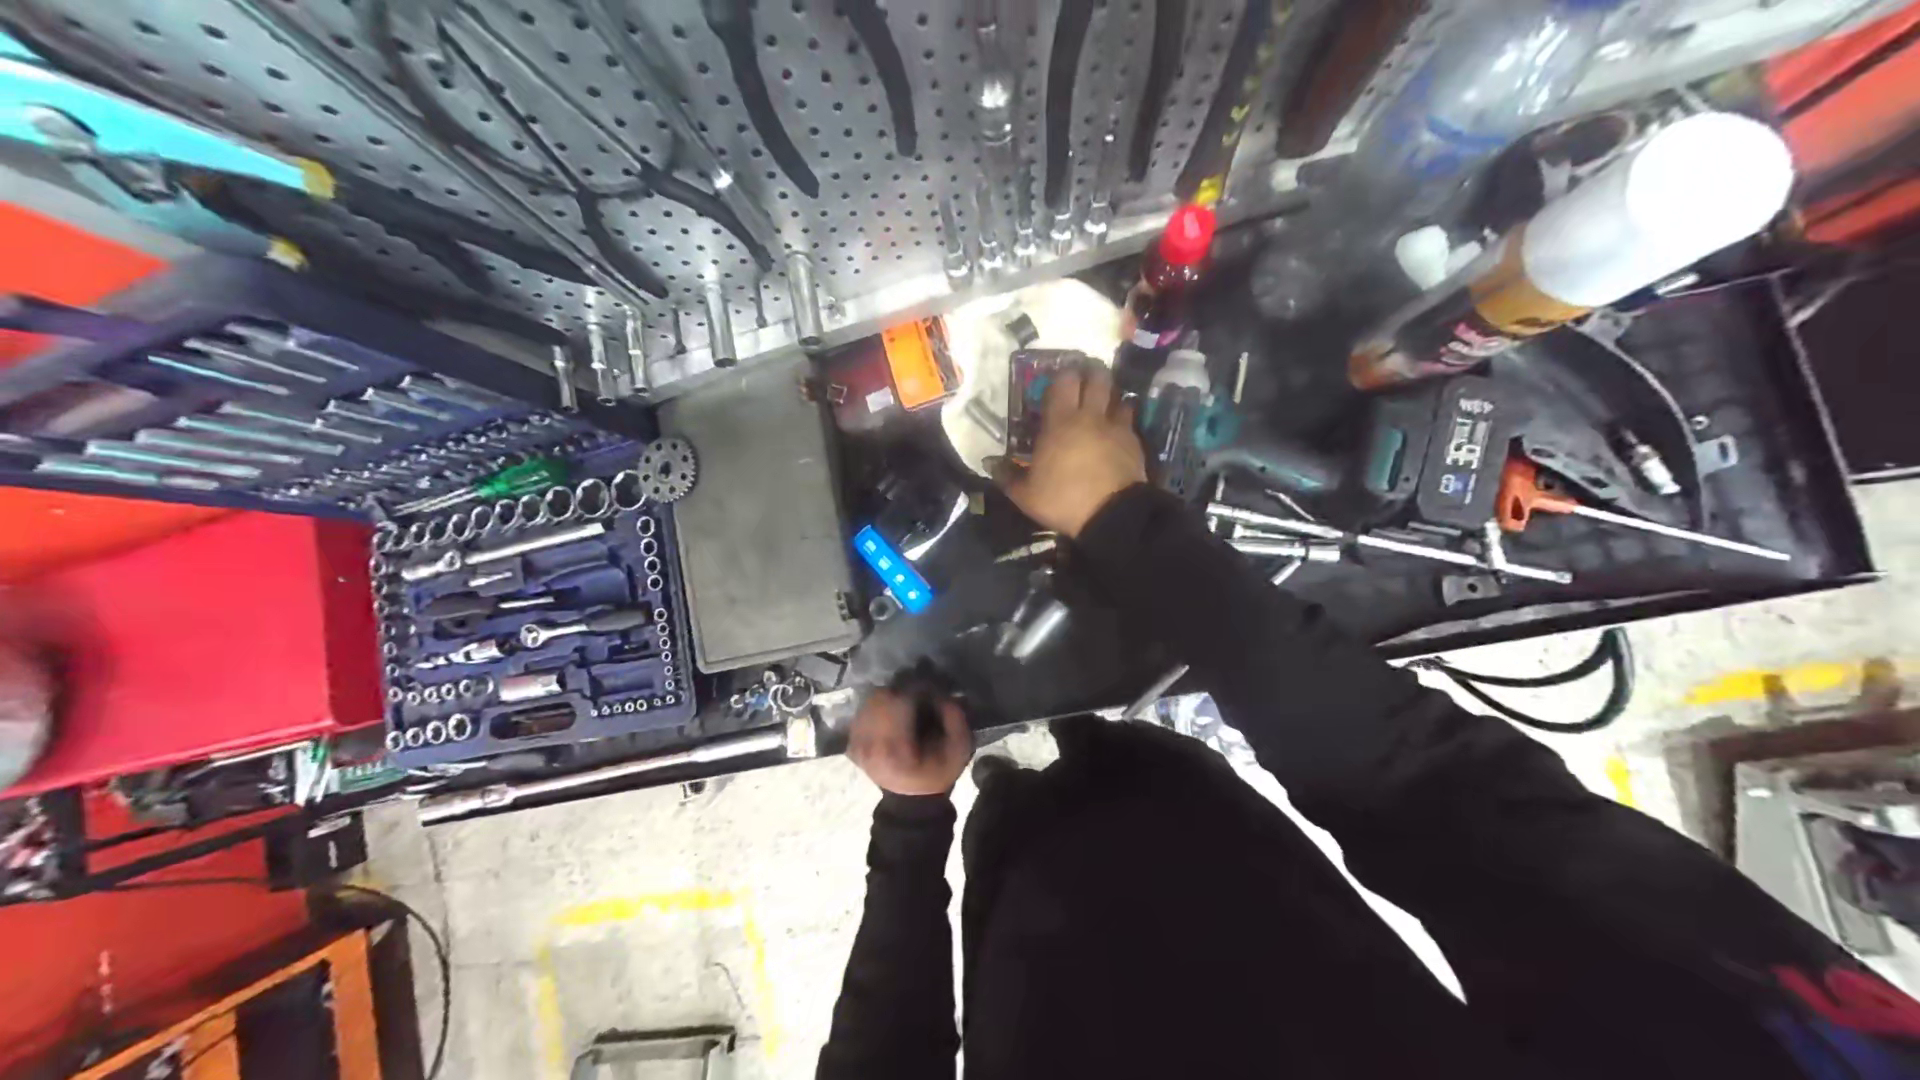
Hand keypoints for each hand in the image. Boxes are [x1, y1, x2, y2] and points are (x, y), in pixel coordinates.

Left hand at [846, 687, 973, 795]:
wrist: (912, 800)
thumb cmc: (937, 774)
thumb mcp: (959, 749)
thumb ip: (954, 718)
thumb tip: (942, 695)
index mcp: (895, 746)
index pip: (901, 700)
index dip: (919, 691)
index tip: (932, 696)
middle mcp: (869, 743)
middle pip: (881, 696)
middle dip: (902, 693)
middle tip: (917, 701)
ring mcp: (856, 744)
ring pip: (870, 701)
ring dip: (889, 699)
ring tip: (904, 709)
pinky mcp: (852, 745)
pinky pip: (862, 713)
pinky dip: (877, 710)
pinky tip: (890, 719)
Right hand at [996, 364, 1146, 537]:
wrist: (1112, 516)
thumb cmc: (1063, 500)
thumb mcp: (1026, 495)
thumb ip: (1007, 476)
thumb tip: (989, 463)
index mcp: (1060, 422)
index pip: (1063, 381)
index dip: (1061, 374)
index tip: (1057, 380)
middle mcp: (1090, 416)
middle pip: (1097, 377)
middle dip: (1090, 373)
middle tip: (1083, 380)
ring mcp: (1116, 427)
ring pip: (1118, 395)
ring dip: (1109, 396)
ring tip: (1102, 404)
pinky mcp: (1134, 441)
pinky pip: (1129, 419)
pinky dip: (1123, 419)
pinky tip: (1116, 430)